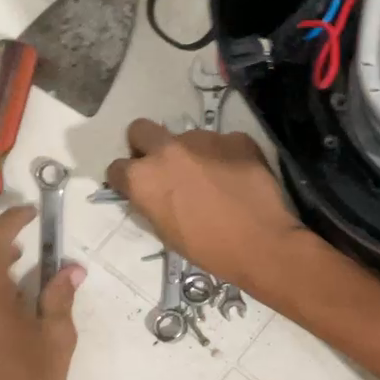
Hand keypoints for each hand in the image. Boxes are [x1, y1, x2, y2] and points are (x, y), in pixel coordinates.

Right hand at [105, 119, 306, 288]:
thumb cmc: (210, 249)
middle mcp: (167, 150)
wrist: (262, 243)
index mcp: (143, 178)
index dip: (127, 179)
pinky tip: (238, 177)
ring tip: (214, 179)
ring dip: (194, 153)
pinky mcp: (236, 138)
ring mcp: (203, 139)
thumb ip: (152, 203)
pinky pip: (224, 142)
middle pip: (142, 130)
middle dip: (147, 144)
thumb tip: (152, 193)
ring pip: (188, 137)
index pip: (118, 168)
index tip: (140, 187)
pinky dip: (227, 156)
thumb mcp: (166, 233)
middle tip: (166, 166)